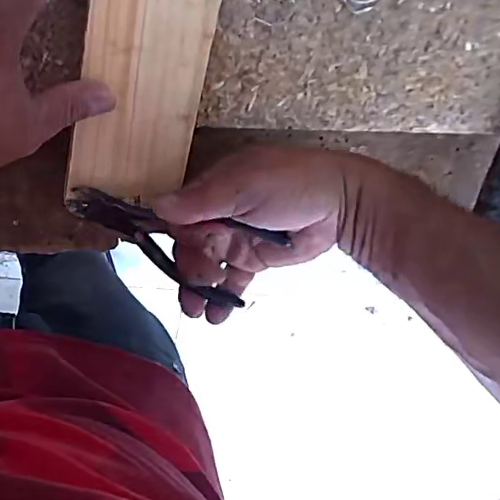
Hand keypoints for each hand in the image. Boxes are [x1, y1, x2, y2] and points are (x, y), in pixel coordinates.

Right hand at [153, 147, 371, 323]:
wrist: (341, 203)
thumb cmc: (290, 183)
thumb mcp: (242, 186)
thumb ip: (200, 201)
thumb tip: (157, 206)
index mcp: (211, 191)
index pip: (178, 218)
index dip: (173, 240)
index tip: (169, 258)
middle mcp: (218, 215)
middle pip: (190, 248)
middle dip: (187, 272)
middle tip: (195, 290)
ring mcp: (235, 238)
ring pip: (206, 267)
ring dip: (198, 289)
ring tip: (196, 311)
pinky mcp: (253, 258)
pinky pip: (231, 281)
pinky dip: (222, 299)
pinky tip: (216, 316)